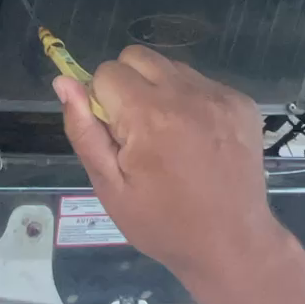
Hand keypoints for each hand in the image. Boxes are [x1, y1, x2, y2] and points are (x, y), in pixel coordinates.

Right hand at [55, 46, 279, 280]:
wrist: (234, 247)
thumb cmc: (163, 223)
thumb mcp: (109, 188)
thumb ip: (84, 130)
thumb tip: (64, 82)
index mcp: (148, 116)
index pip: (106, 72)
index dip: (102, 101)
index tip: (118, 136)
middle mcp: (185, 94)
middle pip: (136, 57)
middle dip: (127, 85)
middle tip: (138, 130)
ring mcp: (218, 95)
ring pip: (167, 65)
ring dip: (158, 88)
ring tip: (169, 134)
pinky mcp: (240, 101)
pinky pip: (198, 80)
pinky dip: (189, 99)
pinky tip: (195, 135)